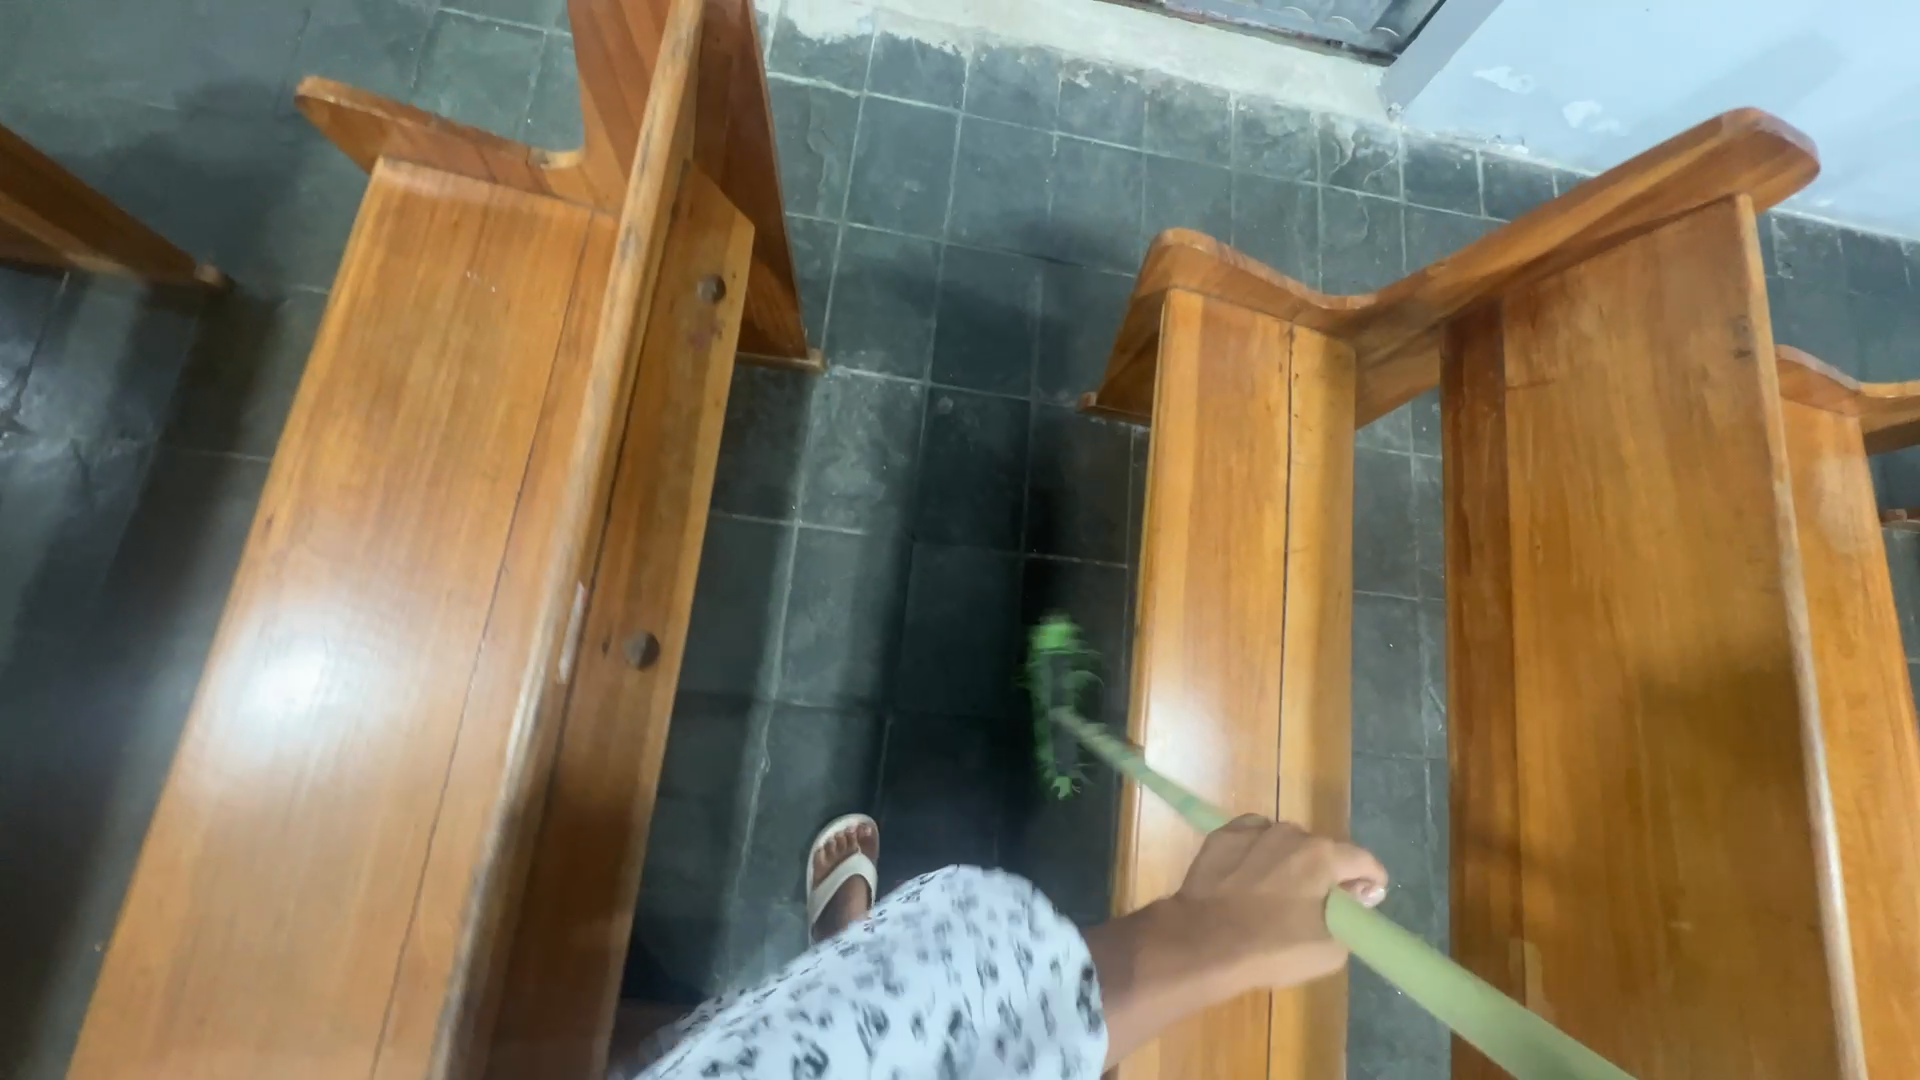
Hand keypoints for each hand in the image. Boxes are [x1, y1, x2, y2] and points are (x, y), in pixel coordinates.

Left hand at [1169, 815, 1388, 990]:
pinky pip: (1251, 837)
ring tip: (1278, 888)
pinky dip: (1257, 850)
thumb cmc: (1275, 947)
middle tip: (1317, 899)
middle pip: (1320, 848)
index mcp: (1322, 856)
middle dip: (1325, 870)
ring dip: (1289, 859)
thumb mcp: (1331, 947)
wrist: (1207, 939)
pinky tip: (1250, 874)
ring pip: (1283, 841)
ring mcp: (1251, 830)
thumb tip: (1357, 893)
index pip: (1361, 859)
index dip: (1370, 879)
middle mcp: (1289, 833)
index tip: (1367, 897)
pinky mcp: (1221, 835)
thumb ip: (1351, 915)